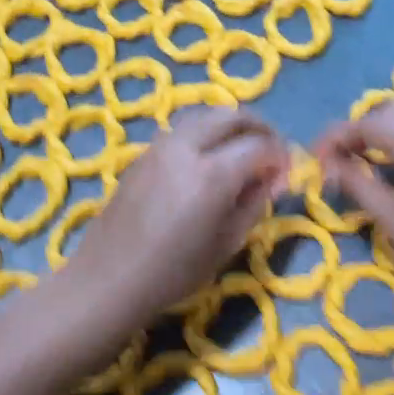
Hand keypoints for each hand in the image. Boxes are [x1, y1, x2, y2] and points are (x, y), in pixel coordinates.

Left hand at [62, 107, 287, 317]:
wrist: (108, 279)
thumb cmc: (173, 272)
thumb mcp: (226, 243)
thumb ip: (253, 204)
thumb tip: (270, 180)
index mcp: (212, 175)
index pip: (260, 146)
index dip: (280, 157)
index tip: (285, 177)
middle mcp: (186, 148)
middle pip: (232, 115)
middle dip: (259, 128)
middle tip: (271, 151)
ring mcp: (160, 146)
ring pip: (205, 115)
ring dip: (230, 125)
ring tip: (242, 150)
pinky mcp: (143, 153)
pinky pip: (183, 129)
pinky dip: (206, 133)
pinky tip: (209, 160)